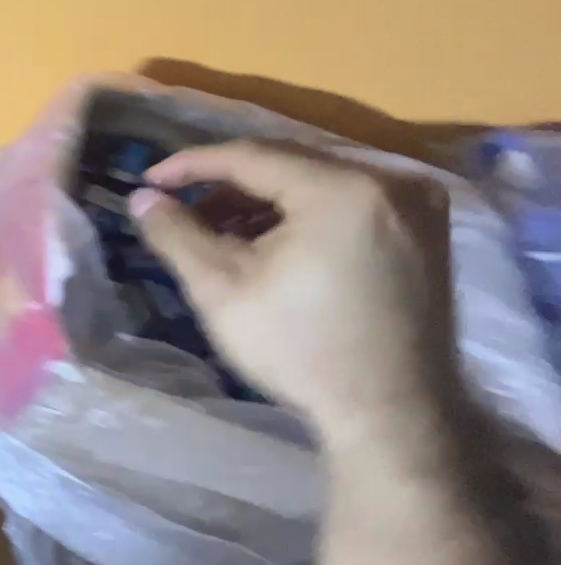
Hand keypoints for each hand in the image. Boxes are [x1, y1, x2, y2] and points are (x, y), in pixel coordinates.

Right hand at [130, 139, 458, 438]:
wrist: (388, 408)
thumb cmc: (295, 344)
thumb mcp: (217, 286)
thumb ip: (175, 232)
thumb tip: (141, 198)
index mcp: (342, 190)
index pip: (250, 156)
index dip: (189, 165)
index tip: (145, 181)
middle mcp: (392, 182)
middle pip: (287, 162)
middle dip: (223, 182)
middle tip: (175, 204)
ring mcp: (417, 204)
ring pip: (315, 179)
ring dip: (259, 197)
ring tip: (214, 228)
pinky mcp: (423, 230)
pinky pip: (346, 198)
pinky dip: (297, 210)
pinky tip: (265, 240)